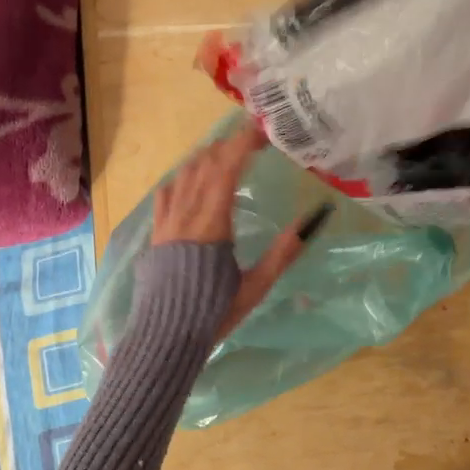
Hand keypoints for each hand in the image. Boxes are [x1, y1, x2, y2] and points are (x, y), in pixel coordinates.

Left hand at [151, 119, 320, 338]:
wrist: (164, 337)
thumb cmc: (213, 314)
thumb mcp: (255, 287)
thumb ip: (284, 252)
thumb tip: (313, 221)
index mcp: (211, 223)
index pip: (226, 168)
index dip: (244, 143)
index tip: (263, 131)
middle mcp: (185, 214)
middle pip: (205, 164)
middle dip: (229, 145)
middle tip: (254, 140)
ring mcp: (166, 221)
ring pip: (184, 174)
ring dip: (207, 157)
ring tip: (227, 153)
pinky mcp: (156, 232)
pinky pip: (167, 192)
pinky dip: (184, 176)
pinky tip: (191, 178)